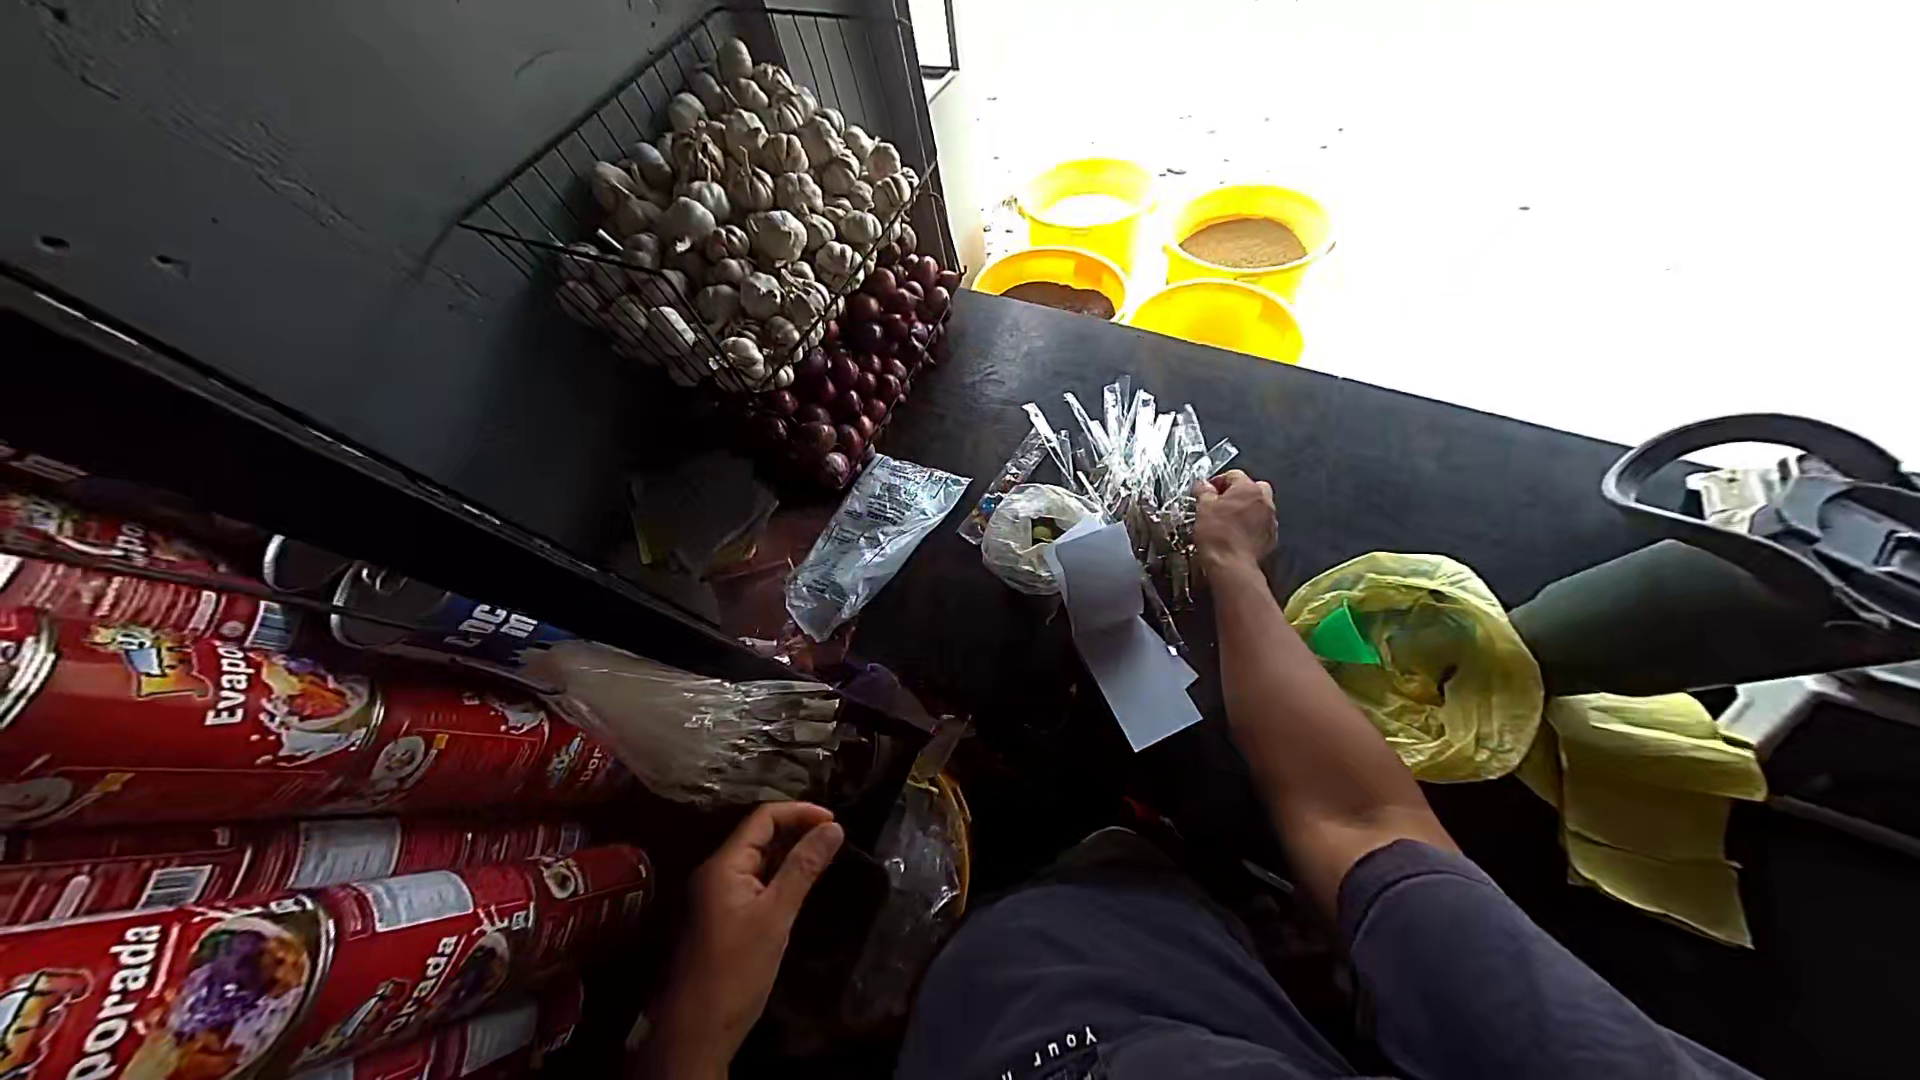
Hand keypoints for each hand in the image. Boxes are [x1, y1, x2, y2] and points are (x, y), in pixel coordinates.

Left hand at [636, 802, 843, 1077]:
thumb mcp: (776, 916)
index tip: (833, 821)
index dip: (800, 812)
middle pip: (759, 834)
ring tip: (824, 855)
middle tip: (834, 837)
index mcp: (724, 864)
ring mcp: (717, 894)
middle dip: (797, 829)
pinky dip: (779, 873)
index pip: (764, 817)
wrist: (694, 1035)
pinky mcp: (722, 915)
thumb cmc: (735, 971)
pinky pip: (754, 879)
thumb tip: (834, 827)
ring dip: (790, 851)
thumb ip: (804, 867)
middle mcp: (716, 871)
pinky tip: (801, 882)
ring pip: (758, 858)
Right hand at [1194, 470, 1276, 574]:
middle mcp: (1264, 501)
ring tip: (1228, 520)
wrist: (1231, 564)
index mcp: (1248, 489)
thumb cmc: (1217, 534)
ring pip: (1259, 506)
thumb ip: (1204, 492)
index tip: (1207, 491)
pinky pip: (1261, 523)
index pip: (1234, 475)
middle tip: (1221, 502)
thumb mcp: (1203, 508)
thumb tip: (1203, 485)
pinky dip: (1251, 524)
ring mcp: (1270, 519)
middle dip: (1237, 492)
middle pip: (1252, 487)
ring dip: (1246, 508)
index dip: (1218, 481)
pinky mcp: (1271, 536)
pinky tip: (1236, 533)